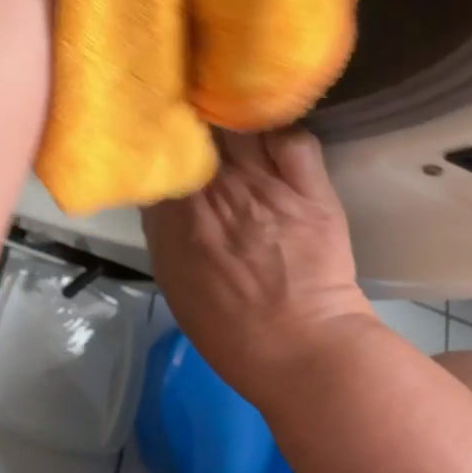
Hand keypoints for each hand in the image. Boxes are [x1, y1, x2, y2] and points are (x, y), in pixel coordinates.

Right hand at [143, 129, 375, 405]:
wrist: (302, 351)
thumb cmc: (229, 331)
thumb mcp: (172, 278)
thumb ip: (162, 228)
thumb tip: (161, 193)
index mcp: (175, 212)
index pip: (161, 153)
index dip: (164, 141)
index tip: (167, 141)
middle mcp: (216, 186)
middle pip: (199, 129)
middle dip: (195, 121)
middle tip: (197, 123)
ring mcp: (265, 183)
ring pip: (242, 126)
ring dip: (236, 122)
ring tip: (235, 124)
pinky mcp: (310, 190)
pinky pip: (294, 139)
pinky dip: (283, 135)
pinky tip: (277, 144)